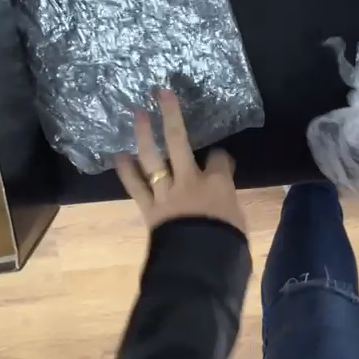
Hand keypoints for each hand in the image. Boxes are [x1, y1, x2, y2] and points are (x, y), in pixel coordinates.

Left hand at [114, 89, 245, 232]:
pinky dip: (127, 170)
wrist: (200, 266)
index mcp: (219, 183)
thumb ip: (228, 204)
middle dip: (171, 115)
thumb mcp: (238, 220)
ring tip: (138, 113)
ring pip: (153, 157)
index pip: (219, 159)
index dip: (219, 157)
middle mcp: (190, 179)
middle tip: (162, 93)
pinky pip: (136, 185)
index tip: (219, 160)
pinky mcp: (150, 208)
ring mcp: (166, 192)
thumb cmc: (227, 245)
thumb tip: (223, 202)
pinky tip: (119, 155)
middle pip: (179, 141)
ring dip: (144, 134)